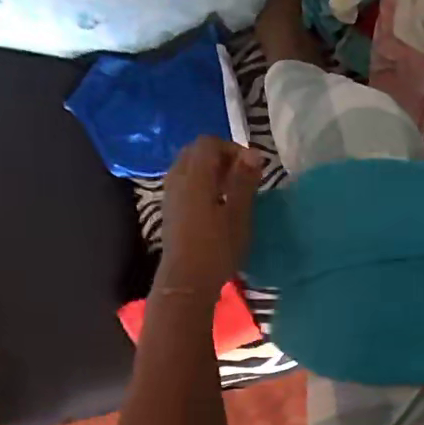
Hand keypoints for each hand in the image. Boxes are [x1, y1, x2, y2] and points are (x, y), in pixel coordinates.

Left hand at [154, 136, 260, 303]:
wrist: (187, 281)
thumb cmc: (217, 247)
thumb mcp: (238, 213)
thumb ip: (244, 180)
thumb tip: (253, 154)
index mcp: (194, 176)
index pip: (209, 142)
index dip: (232, 148)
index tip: (252, 168)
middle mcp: (177, 179)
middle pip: (196, 151)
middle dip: (221, 156)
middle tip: (243, 176)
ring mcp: (170, 195)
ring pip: (189, 167)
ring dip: (211, 171)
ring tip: (232, 191)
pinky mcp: (171, 211)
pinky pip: (185, 183)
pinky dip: (202, 184)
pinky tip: (217, 204)